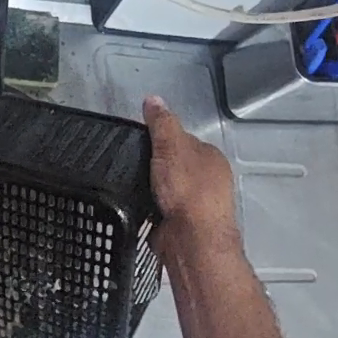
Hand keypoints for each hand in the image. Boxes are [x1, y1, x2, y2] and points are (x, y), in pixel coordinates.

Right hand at [143, 96, 240, 260]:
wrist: (192, 239)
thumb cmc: (186, 188)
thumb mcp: (171, 147)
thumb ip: (162, 124)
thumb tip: (153, 98)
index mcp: (211, 158)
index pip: (183, 141)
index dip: (161, 140)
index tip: (139, 144)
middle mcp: (209, 181)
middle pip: (175, 166)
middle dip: (154, 167)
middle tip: (127, 166)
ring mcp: (197, 206)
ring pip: (167, 190)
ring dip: (150, 190)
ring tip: (126, 186)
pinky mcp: (182, 226)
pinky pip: (160, 210)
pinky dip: (148, 209)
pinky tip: (135, 207)